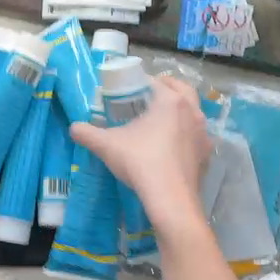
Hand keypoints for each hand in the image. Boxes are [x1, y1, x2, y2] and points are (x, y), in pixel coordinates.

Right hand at [70, 75, 211, 223]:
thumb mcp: (106, 145)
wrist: (170, 198)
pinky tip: (172, 145)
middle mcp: (192, 111)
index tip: (128, 91)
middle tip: (148, 96)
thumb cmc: (140, 162)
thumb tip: (73, 127)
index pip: (155, 82)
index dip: (140, 83)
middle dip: (167, 88)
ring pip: (194, 112)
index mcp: (170, 101)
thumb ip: (87, 133)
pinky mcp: (206, 154)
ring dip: (180, 110)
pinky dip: (186, 134)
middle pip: (182, 89)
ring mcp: (203, 133)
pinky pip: (196, 135)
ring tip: (161, 120)